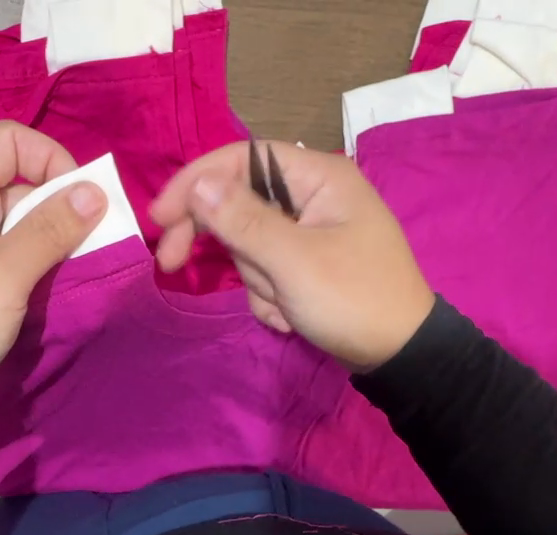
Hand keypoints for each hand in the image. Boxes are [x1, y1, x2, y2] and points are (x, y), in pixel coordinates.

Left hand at [0, 121, 106, 384]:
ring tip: (65, 268)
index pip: (8, 140)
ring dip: (45, 237)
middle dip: (54, 205)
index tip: (79, 201)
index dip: (50, 159)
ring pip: (12, 219)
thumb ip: (51, 229)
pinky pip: (1, 249)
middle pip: (14, 180)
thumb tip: (96, 192)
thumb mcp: (6, 273)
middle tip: (81, 245)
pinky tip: (42, 283)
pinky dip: (27, 259)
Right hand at [149, 141, 434, 369]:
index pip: (242, 159)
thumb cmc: (353, 300)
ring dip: (256, 282)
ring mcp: (306, 235)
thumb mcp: (294, 262)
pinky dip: (269, 298)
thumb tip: (197, 184)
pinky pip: (263, 274)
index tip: (159, 217)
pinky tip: (291, 316)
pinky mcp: (302, 267)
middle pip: (238, 205)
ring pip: (247, 248)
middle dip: (220, 243)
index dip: (194, 182)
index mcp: (318, 177)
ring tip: (287, 305)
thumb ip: (243, 221)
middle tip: (172, 266)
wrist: (397, 354)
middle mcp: (311, 197)